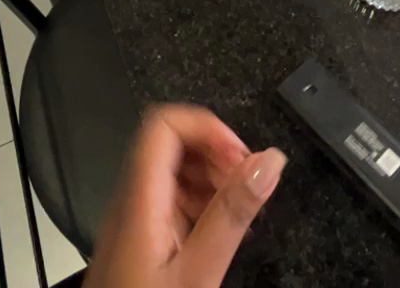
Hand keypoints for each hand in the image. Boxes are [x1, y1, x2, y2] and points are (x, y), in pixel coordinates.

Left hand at [83, 104, 287, 287]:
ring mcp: (133, 221)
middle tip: (246, 184)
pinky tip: (220, 231)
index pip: (163, 125)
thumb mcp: (199, 272)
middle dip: (216, 153)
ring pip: (173, 171)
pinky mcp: (139, 241)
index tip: (239, 154)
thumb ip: (233, 213)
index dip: (206, 126)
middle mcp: (131, 202)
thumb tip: (269, 160)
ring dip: (212, 178)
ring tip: (239, 211)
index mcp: (139, 201)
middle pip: (171, 143)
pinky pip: (171, 200)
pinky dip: (202, 203)